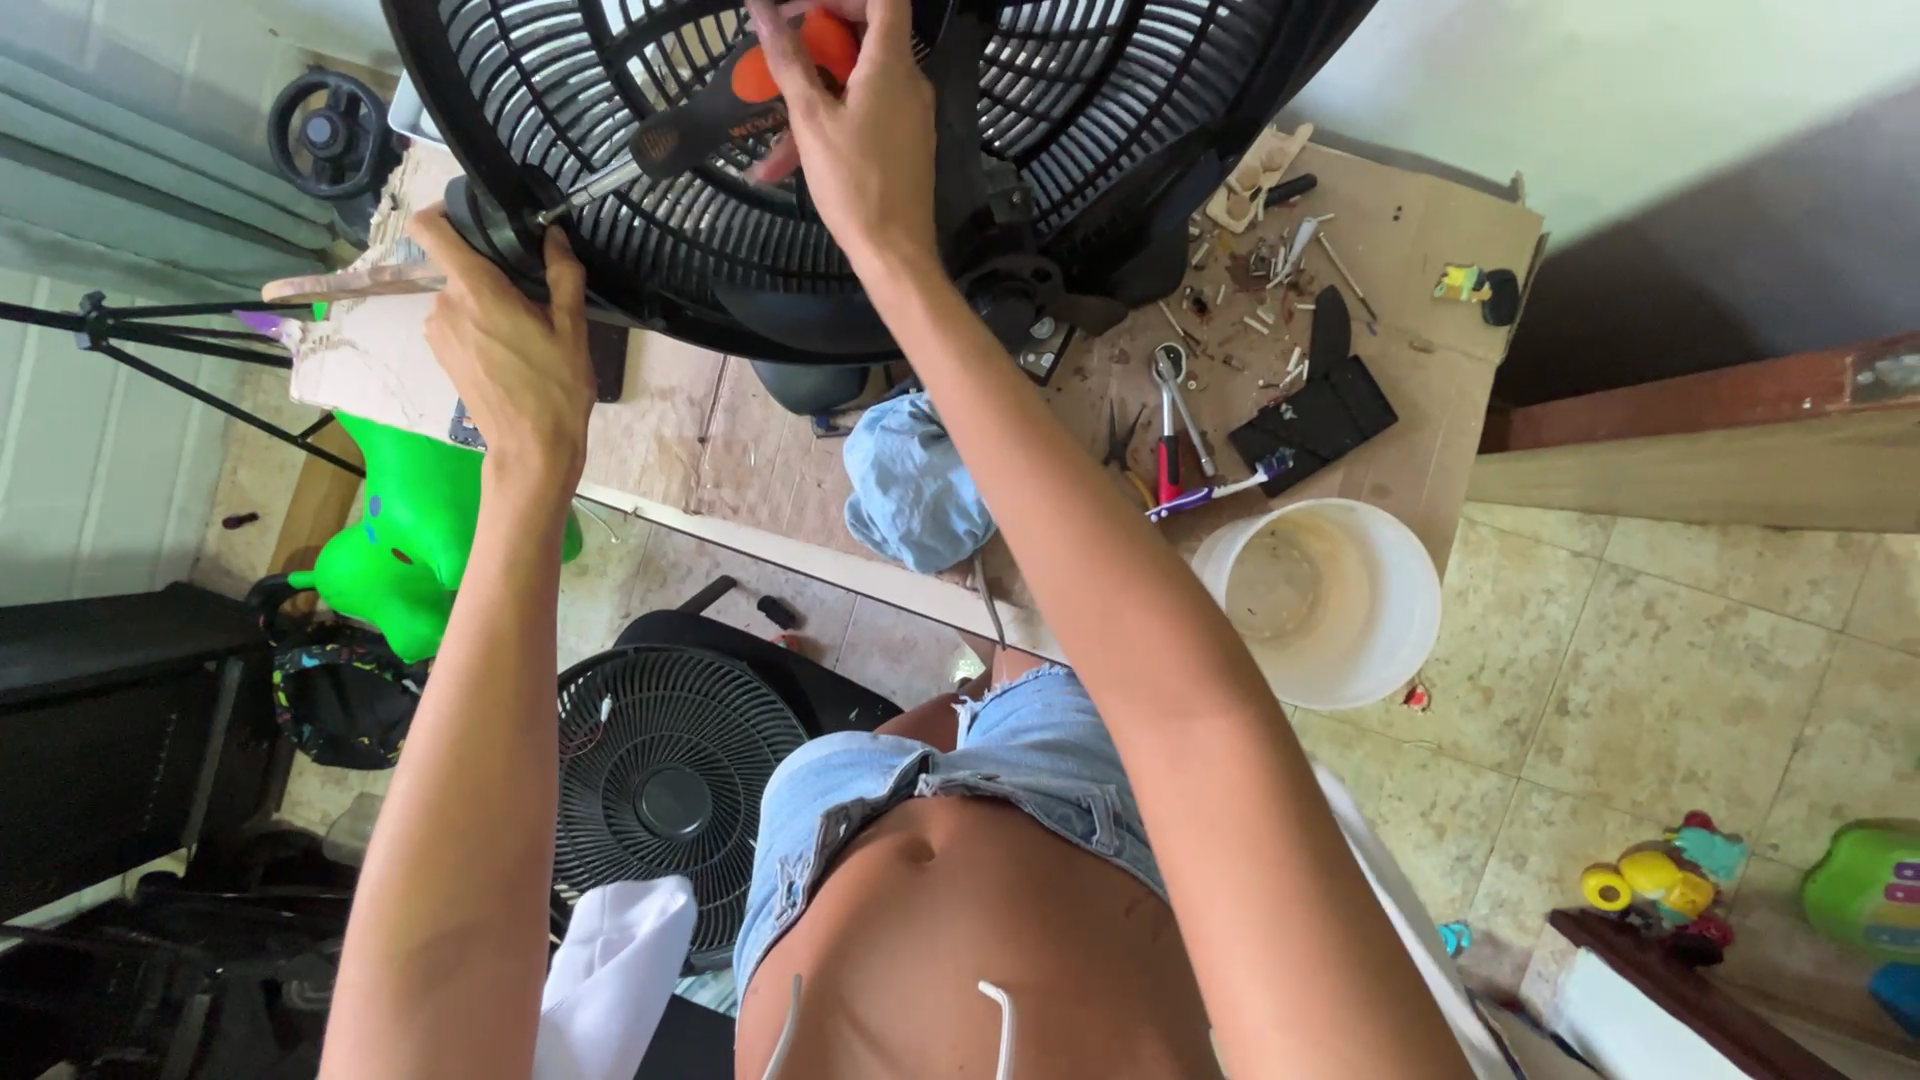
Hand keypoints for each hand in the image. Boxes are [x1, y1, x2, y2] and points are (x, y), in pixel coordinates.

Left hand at [408, 206, 593, 486]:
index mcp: (476, 291)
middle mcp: (445, 305)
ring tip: (526, 333)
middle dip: (493, 273)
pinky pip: (457, 322)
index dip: (444, 213)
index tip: (477, 219)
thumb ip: (563, 276)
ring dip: (488, 303)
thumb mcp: (573, 330)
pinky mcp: (441, 354)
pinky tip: (512, 352)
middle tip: (533, 298)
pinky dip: (480, 325)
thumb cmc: (557, 389)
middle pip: (459, 266)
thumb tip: (555, 236)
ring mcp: (437, 331)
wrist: (533, 446)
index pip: (429, 228)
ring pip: (460, 297)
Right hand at [746, 0, 936, 270]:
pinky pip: (868, 119)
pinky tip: (787, 163)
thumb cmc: (854, 185)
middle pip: (869, 36)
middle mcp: (911, 83)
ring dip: (814, 98)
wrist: (895, 253)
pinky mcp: (907, 146)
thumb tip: (761, 9)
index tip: (805, 12)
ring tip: (771, 130)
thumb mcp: (812, 121)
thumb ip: (789, 61)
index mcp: (892, 65)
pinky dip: (833, 126)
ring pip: (860, 86)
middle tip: (783, 53)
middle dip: (819, 41)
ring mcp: (912, 117)